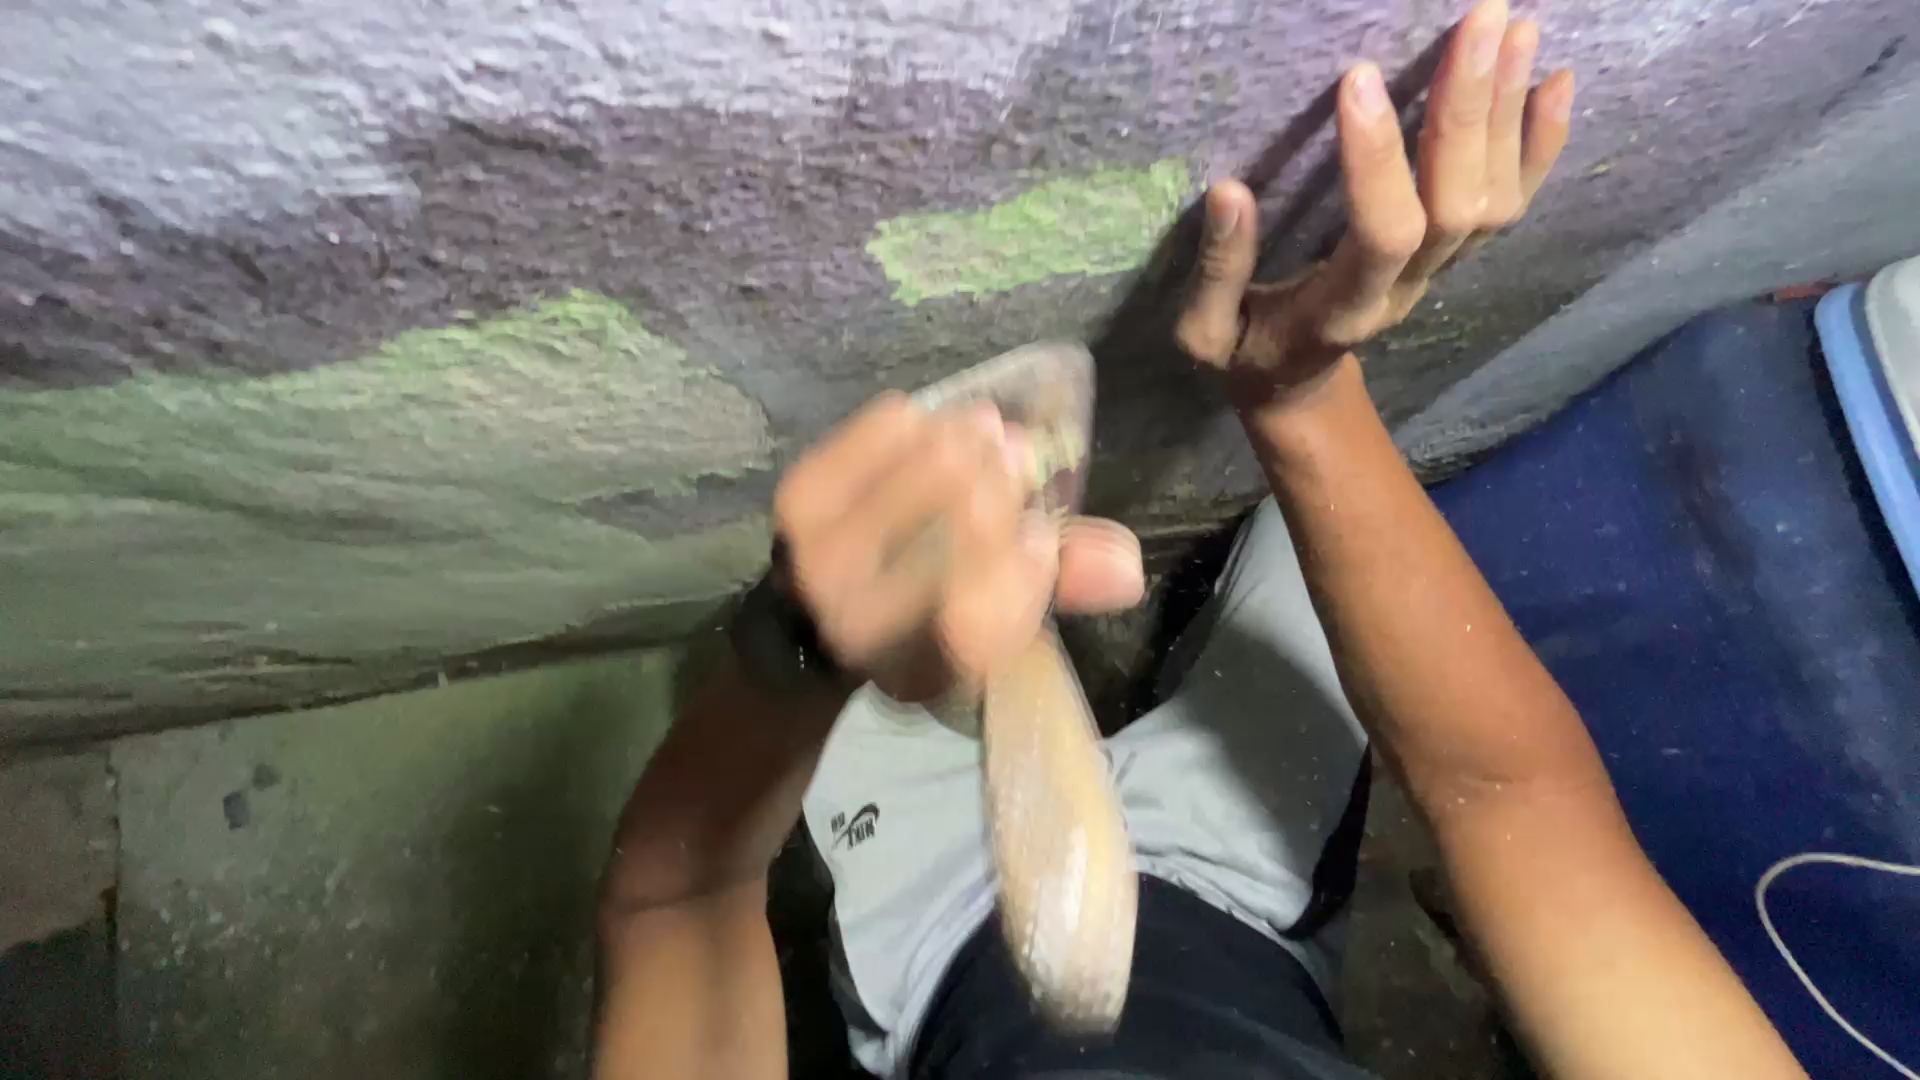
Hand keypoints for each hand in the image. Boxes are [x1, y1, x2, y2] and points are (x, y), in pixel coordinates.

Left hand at [771, 394, 1145, 703]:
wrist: (811, 604)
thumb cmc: (920, 609)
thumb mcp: (988, 618)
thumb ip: (1059, 589)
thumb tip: (1127, 565)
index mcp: (922, 669)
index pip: (983, 632)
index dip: (1024, 577)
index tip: (1043, 537)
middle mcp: (865, 624)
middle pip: (953, 542)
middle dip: (999, 492)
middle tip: (1022, 456)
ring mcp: (824, 561)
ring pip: (915, 488)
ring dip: (960, 449)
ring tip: (988, 428)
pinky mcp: (801, 503)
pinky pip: (861, 449)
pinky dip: (898, 429)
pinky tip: (924, 420)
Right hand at [1176, 0, 1574, 404]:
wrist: (1291, 387)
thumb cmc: (1241, 357)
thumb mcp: (1204, 334)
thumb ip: (1216, 273)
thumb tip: (1228, 191)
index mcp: (1340, 311)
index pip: (1383, 233)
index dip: (1378, 160)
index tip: (1358, 81)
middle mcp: (1400, 293)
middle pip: (1458, 207)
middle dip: (1469, 113)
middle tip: (1480, 22)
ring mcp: (1431, 277)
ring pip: (1494, 202)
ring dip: (1507, 116)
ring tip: (1515, 32)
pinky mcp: (1444, 263)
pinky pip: (1508, 208)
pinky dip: (1538, 147)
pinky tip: (1555, 83)